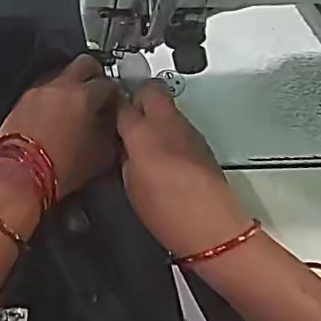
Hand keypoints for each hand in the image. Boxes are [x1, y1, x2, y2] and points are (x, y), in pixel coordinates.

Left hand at [0, 55, 119, 202]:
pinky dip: (52, 99)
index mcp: (84, 96)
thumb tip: (113, 127)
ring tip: (75, 108)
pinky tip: (54, 116)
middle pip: (84, 64)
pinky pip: (42, 92)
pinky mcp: (22, 101)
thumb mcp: (101, 155)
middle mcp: (60, 87)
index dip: (116, 93)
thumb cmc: (58, 167)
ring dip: (71, 87)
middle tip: (99, 90)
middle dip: (95, 74)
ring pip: (61, 77)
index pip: (109, 84)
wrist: (22, 173)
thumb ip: (112, 133)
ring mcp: (39, 92)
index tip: (116, 101)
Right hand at [118, 81, 252, 257]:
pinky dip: (168, 131)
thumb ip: (123, 156)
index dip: (112, 107)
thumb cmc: (171, 215)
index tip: (107, 113)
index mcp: (143, 134)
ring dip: (154, 114)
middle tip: (126, 111)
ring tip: (143, 136)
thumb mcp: (130, 186)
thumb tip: (122, 146)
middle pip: (150, 90)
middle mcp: (169, 126)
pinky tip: (162, 152)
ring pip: (167, 106)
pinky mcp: (202, 143)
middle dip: (137, 96)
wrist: (213, 231)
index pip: (121, 104)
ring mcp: (189, 132)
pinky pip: (180, 125)